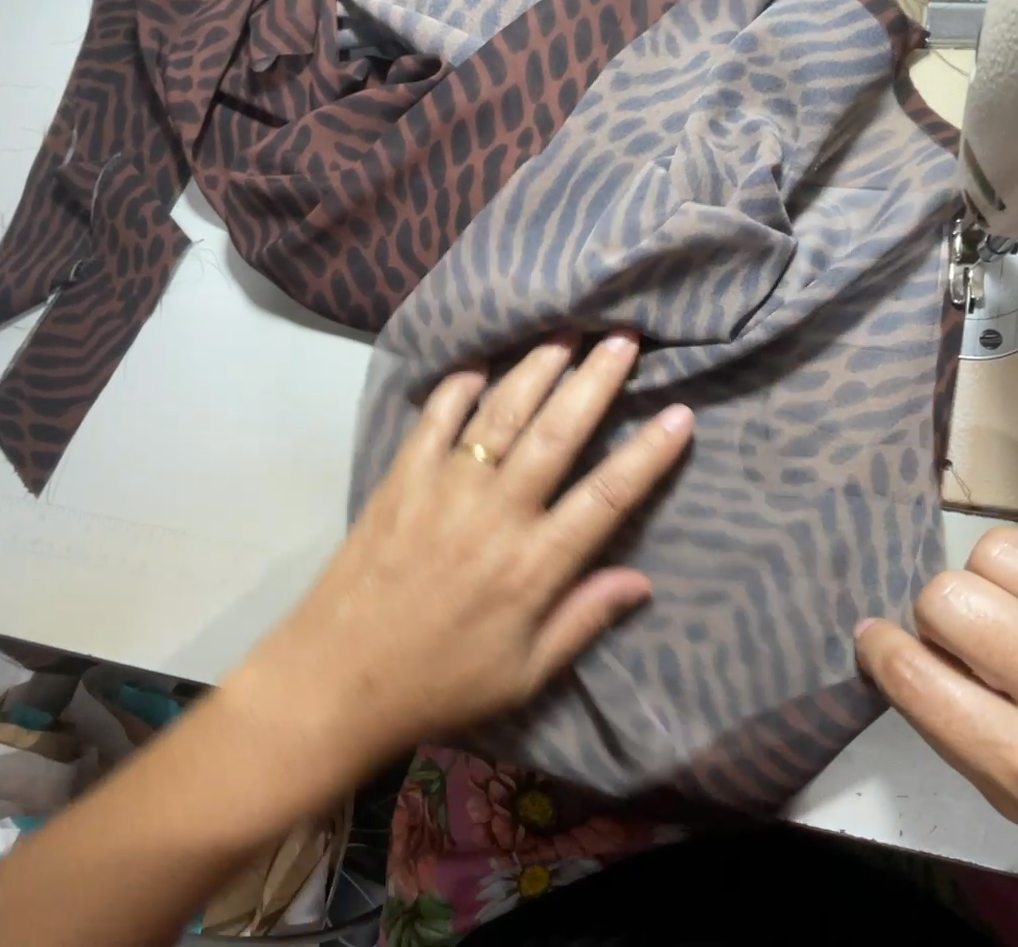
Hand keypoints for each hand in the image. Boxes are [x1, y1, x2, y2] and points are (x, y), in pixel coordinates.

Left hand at [235, 331, 692, 780]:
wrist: (336, 679)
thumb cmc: (441, 683)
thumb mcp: (525, 674)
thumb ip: (584, 619)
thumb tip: (643, 580)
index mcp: (533, 566)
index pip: (607, 496)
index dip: (649, 453)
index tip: (681, 414)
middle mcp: (495, 515)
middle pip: (557, 434)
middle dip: (595, 381)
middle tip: (622, 339)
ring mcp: (443, 491)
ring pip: (500, 415)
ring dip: (536, 370)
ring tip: (564, 334)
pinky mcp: (400, 481)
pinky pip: (433, 422)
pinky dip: (457, 390)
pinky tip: (477, 368)